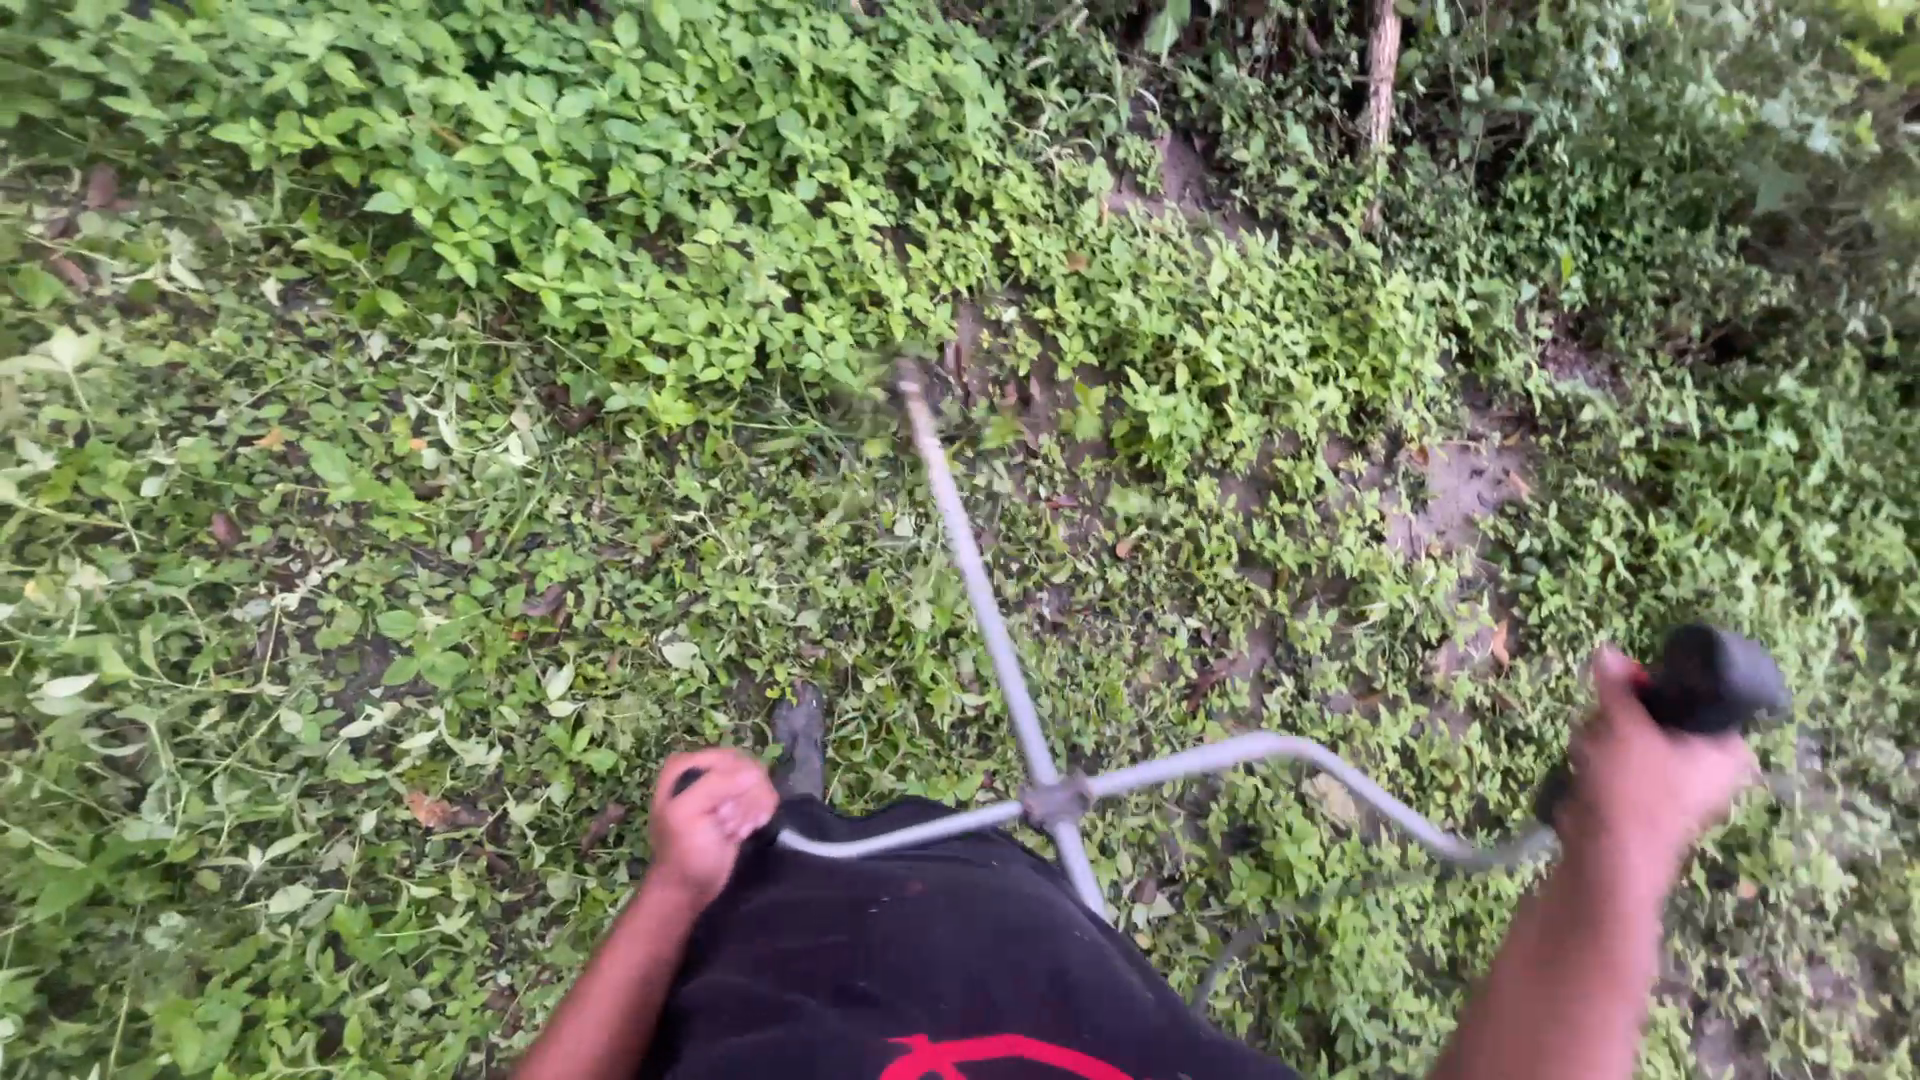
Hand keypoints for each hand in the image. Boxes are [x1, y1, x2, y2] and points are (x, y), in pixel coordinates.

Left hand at [646, 748, 778, 909]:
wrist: (690, 887)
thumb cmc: (684, 852)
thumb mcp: (686, 814)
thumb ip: (715, 785)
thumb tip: (755, 773)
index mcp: (686, 765)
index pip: (732, 759)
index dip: (735, 786)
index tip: (723, 813)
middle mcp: (706, 769)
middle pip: (750, 768)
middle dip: (745, 800)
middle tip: (727, 824)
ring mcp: (724, 785)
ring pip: (761, 781)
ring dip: (752, 809)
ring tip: (734, 830)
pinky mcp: (739, 800)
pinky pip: (766, 793)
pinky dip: (761, 813)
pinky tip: (744, 830)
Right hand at [1560, 644, 1756, 899]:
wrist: (1609, 850)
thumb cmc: (1635, 788)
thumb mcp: (1625, 727)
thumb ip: (1617, 688)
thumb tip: (1607, 651)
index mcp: (1727, 751)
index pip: (1694, 701)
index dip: (1655, 693)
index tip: (1624, 693)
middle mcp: (1710, 766)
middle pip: (1654, 716)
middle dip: (1616, 718)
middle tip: (1604, 726)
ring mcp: (1675, 783)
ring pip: (1629, 736)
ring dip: (1600, 736)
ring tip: (1590, 749)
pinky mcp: (1642, 795)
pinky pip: (1617, 759)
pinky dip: (1598, 757)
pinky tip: (1586, 765)